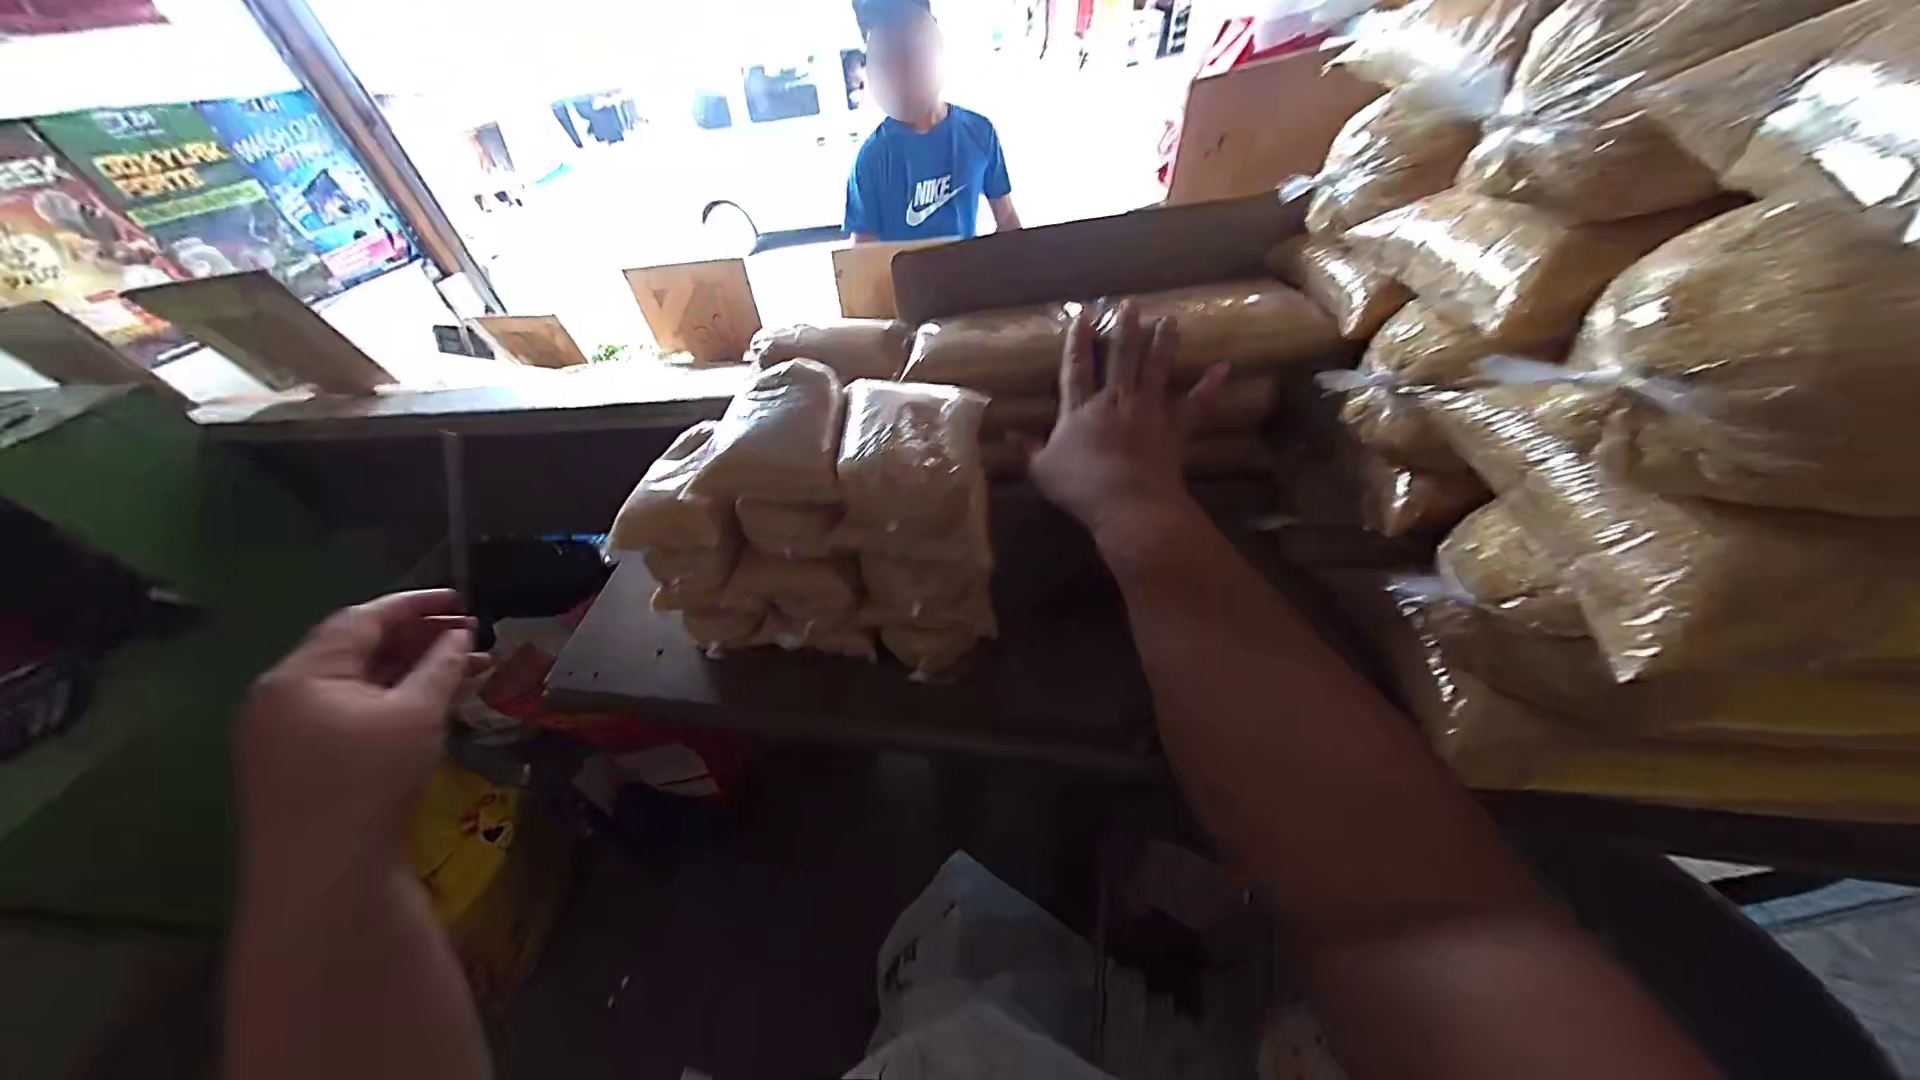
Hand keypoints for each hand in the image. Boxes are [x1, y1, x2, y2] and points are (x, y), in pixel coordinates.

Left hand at [236, 590, 487, 871]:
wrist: (322, 871)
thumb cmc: (369, 779)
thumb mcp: (417, 713)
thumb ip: (442, 665)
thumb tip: (462, 633)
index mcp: (300, 675)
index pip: (361, 619)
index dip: (415, 604)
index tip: (462, 599)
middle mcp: (283, 694)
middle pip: (357, 647)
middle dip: (419, 636)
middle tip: (472, 632)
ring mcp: (287, 728)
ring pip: (359, 678)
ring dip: (412, 666)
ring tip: (467, 664)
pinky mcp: (300, 755)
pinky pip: (352, 706)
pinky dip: (395, 694)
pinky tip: (433, 698)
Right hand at [1026, 300, 1228, 538]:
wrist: (1127, 503)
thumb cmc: (1080, 488)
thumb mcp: (1043, 471)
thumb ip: (1029, 450)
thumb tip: (1010, 434)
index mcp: (1080, 411)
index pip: (1076, 370)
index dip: (1077, 343)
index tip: (1082, 316)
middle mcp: (1115, 402)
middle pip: (1120, 359)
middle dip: (1125, 330)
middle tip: (1132, 304)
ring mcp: (1147, 413)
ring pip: (1156, 370)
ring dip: (1163, 344)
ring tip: (1169, 321)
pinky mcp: (1173, 430)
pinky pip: (1194, 405)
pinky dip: (1208, 387)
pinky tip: (1222, 367)